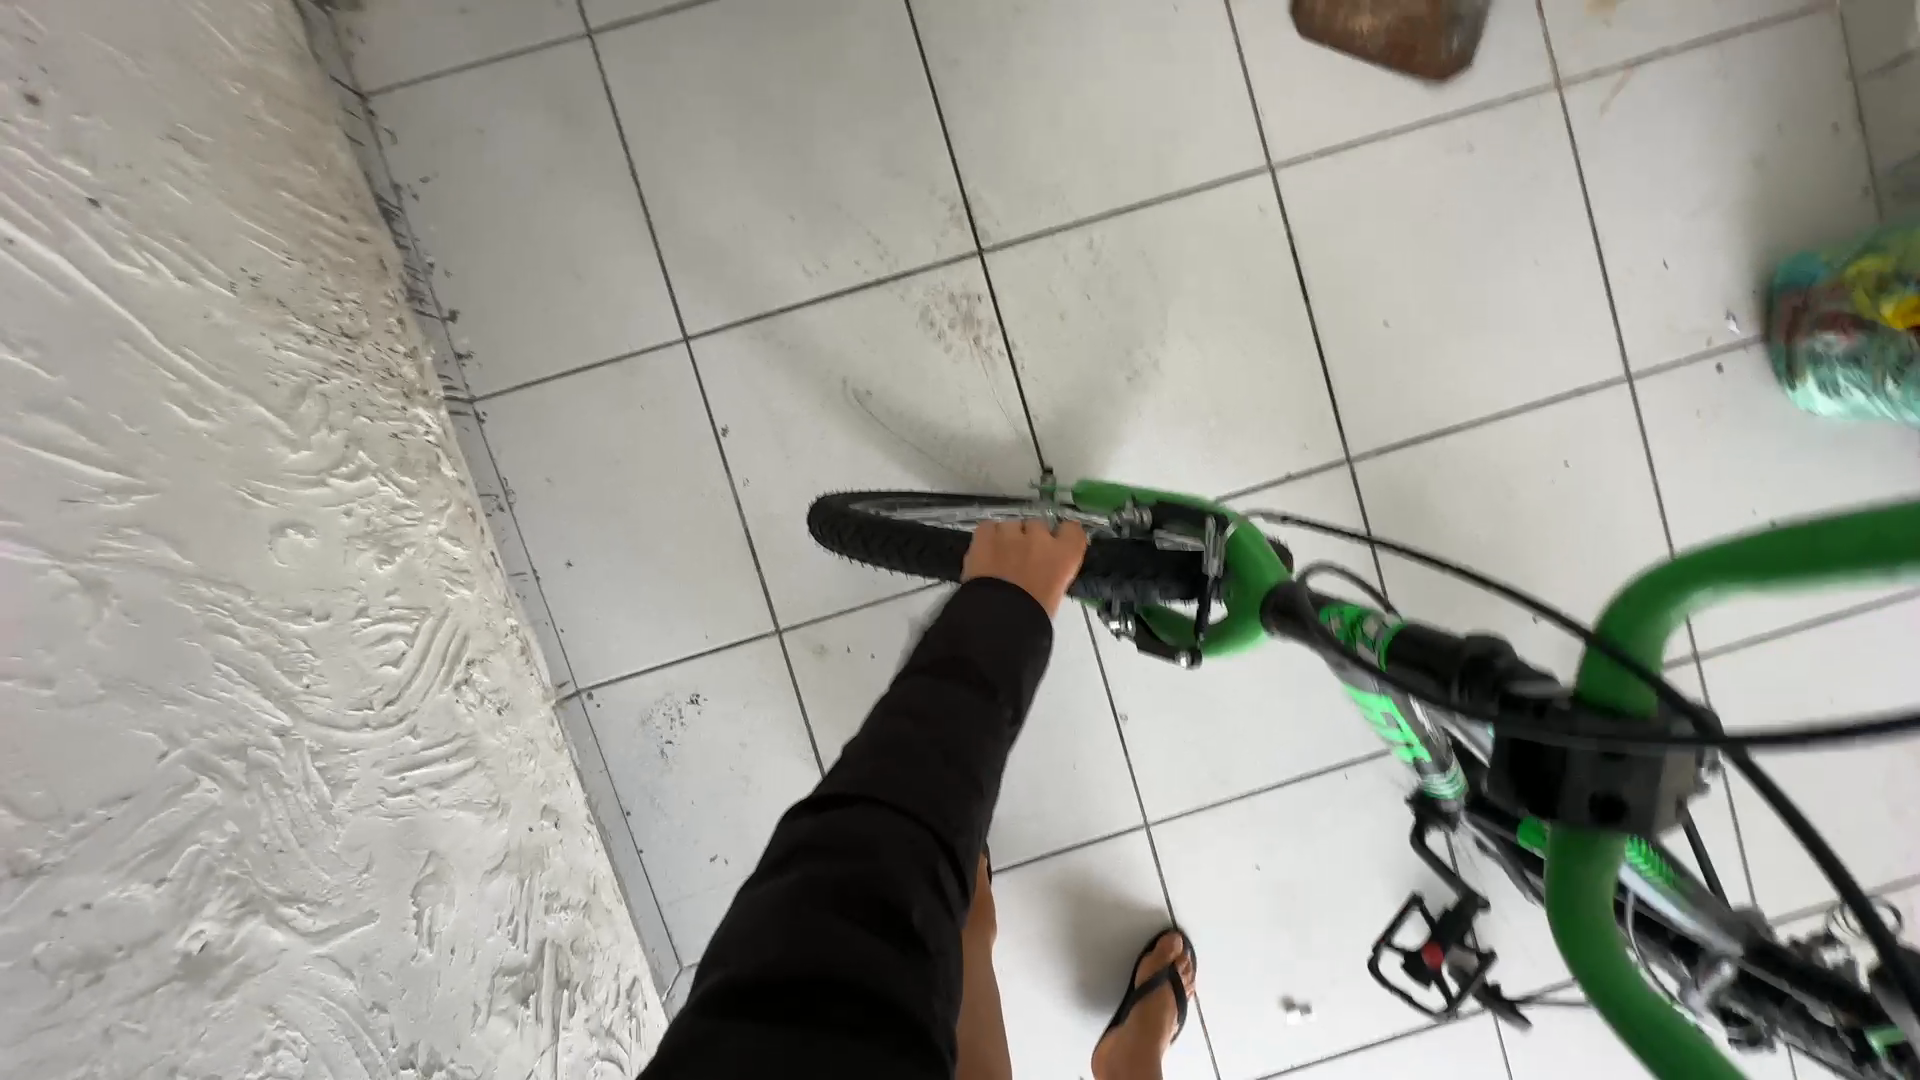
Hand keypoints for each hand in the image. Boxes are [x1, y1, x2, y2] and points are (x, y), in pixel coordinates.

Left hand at [961, 519, 1087, 617]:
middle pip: (1038, 525)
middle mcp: (1041, 538)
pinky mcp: (985, 535)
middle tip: (1022, 558)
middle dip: (1031, 538)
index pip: (1072, 529)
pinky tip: (985, 552)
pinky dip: (987, 537)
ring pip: (1011, 525)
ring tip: (999, 558)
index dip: (1061, 535)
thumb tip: (1042, 567)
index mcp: (1065, 554)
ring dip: (1008, 538)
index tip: (1054, 544)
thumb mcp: (1055, 591)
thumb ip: (1053, 570)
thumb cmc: (1033, 616)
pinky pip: (988, 526)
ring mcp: (1011, 534)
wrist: (999, 621)